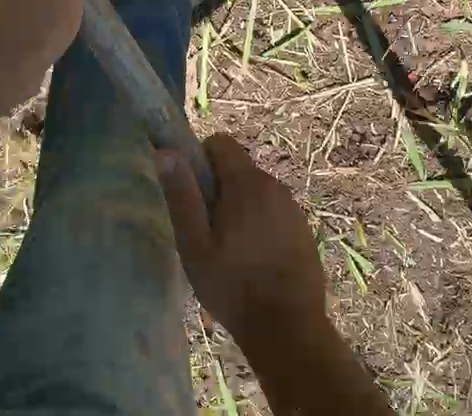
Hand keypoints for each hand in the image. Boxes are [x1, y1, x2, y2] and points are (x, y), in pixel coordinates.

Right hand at [157, 134, 327, 341]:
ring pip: (257, 192)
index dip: (202, 159)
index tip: (194, 192)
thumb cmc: (233, 286)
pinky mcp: (304, 230)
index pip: (221, 142)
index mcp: (246, 183)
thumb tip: (167, 152)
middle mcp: (274, 186)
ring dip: (242, 207)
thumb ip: (181, 194)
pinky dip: (262, 224)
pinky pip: (275, 212)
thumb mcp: (194, 243)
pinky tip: (256, 260)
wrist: (289, 329)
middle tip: (208, 229)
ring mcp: (293, 209)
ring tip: (231, 249)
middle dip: (220, 188)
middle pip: (239, 169)